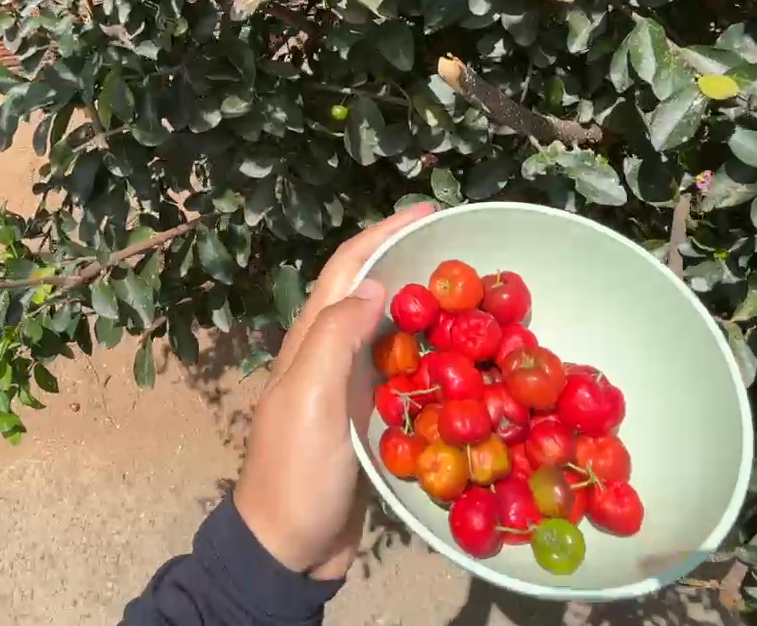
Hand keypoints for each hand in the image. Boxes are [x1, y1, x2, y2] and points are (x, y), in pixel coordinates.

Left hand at [234, 203, 437, 579]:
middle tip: (458, 250)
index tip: (424, 212)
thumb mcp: (311, 398)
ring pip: (386, 325)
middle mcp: (327, 350)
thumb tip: (374, 284)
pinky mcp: (366, 412)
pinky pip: (400, 367)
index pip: (346, 268)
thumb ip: (335, 337)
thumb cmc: (296, 470)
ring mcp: (347, 382)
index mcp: (310, 337)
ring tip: (467, 292)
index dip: (381, 234)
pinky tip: (456, 352)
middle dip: (405, 258)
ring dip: (419, 302)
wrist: (289, 544)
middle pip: (367, 288)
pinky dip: (425, 349)